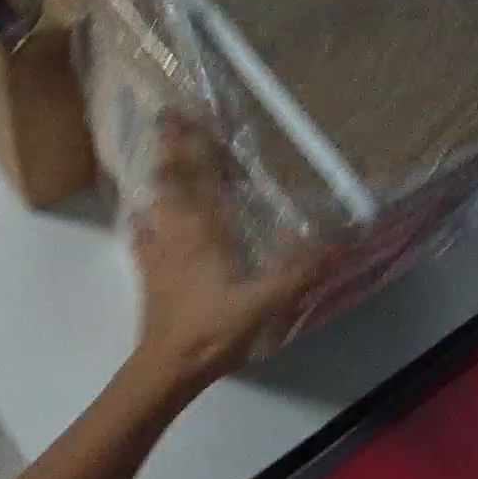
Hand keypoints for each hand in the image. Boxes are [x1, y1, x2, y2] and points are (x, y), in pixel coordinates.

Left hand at [130, 115, 319, 389]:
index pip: (197, 176)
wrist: (168, 365)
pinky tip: (144, 217)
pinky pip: (141, 234)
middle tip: (169, 120)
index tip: (187, 112)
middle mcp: (175, 231)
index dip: (192, 143)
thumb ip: (298, 271)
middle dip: (170, 147)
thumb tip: (336, 242)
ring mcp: (155, 251)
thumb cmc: (214, 331)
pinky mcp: (147, 271)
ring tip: (162, 158)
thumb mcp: (265, 303)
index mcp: (203, 231)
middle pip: (169, 179)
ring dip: (158, 177)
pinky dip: (144, 218)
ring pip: (153, 201)